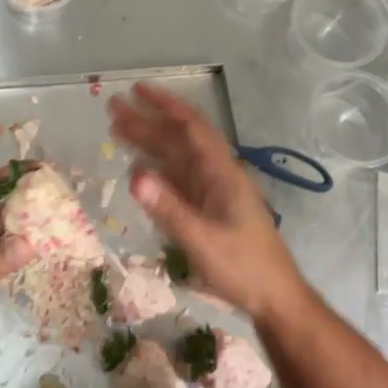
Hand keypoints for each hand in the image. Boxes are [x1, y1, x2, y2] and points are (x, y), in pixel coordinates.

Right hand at [107, 83, 307, 321]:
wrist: (275, 297)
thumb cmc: (243, 267)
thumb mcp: (203, 240)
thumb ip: (168, 209)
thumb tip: (134, 174)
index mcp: (222, 173)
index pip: (192, 127)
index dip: (165, 105)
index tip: (137, 91)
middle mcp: (217, 175)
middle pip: (179, 139)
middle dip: (148, 121)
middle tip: (112, 107)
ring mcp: (213, 192)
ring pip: (177, 158)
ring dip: (149, 142)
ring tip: (116, 129)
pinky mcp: (208, 209)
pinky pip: (179, 180)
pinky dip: (157, 169)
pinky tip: (138, 167)